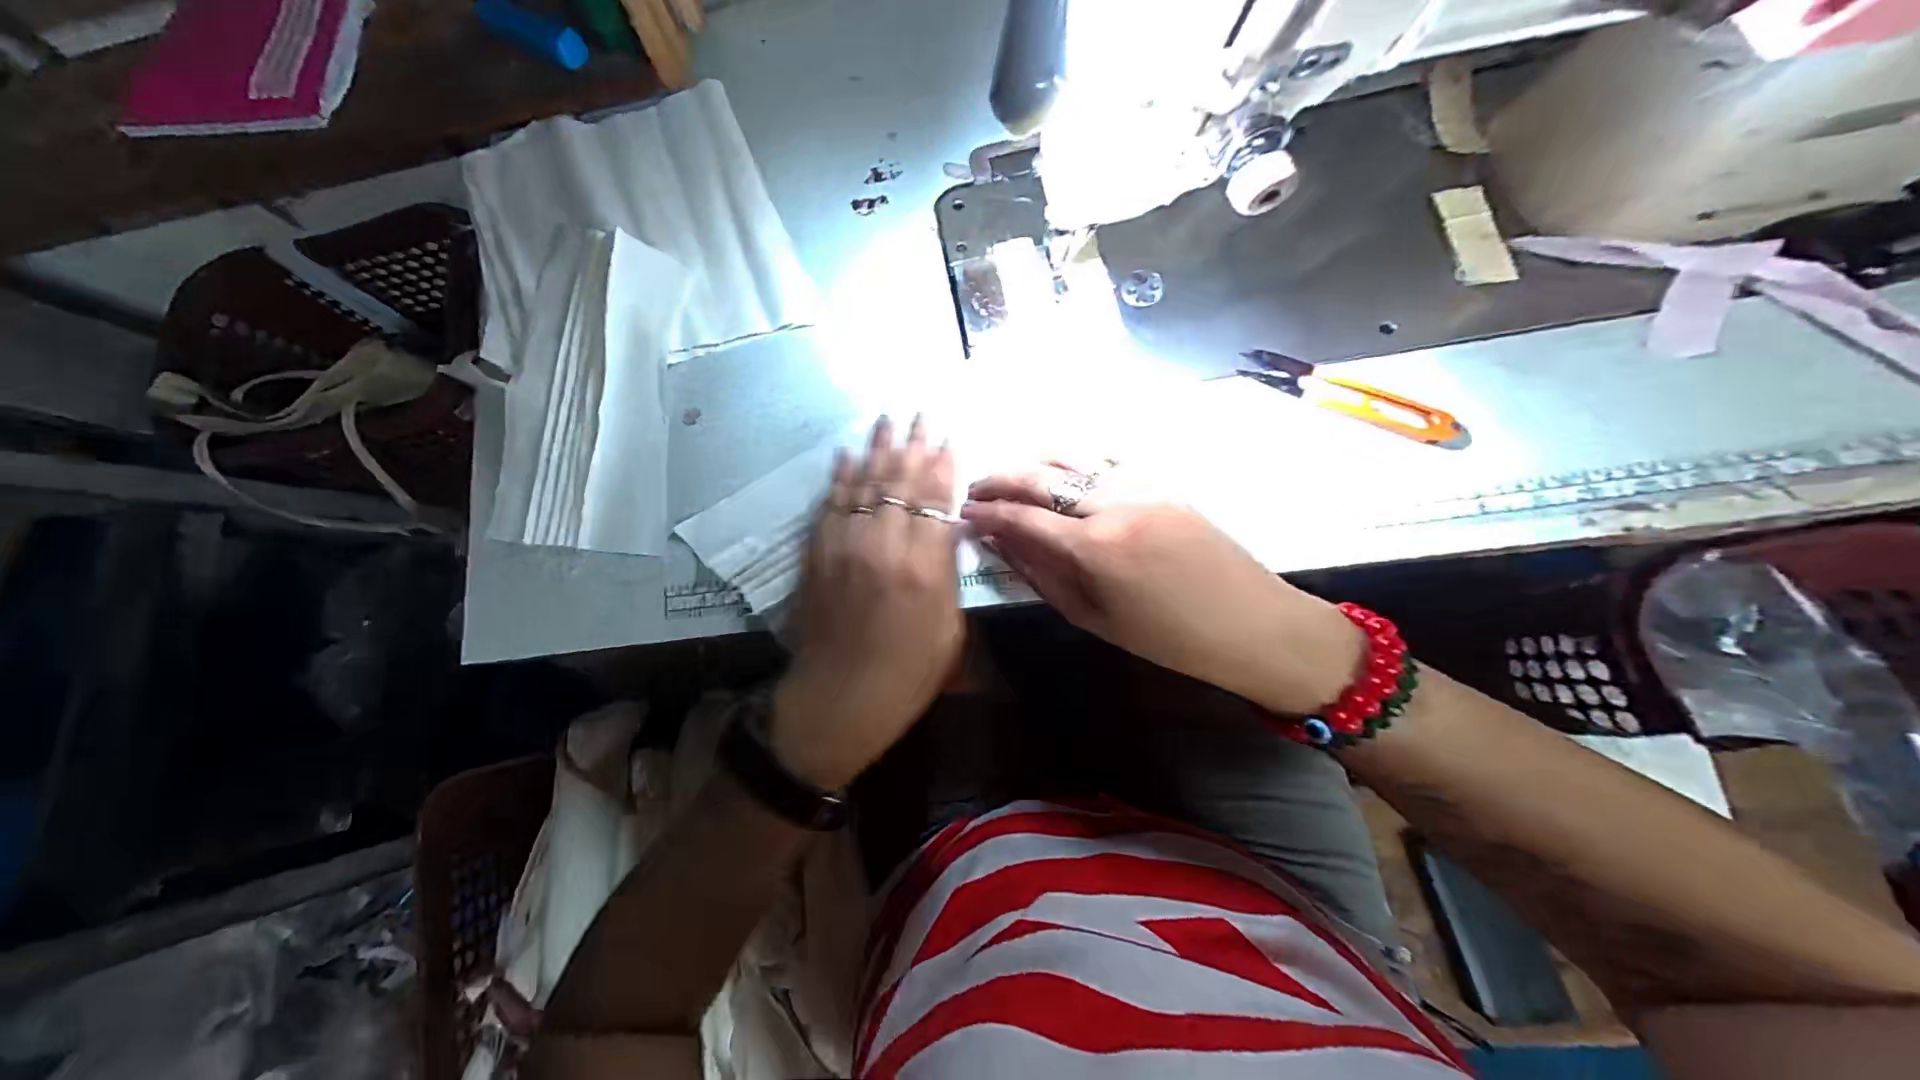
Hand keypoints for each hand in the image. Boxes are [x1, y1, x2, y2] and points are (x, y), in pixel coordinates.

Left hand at [771, 417, 963, 789]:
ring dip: (875, 450)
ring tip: (884, 420)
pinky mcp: (817, 556)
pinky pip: (829, 507)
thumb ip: (947, 573)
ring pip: (863, 486)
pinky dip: (838, 479)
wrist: (839, 701)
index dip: (941, 466)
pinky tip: (845, 457)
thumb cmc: (908, 675)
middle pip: (899, 482)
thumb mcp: (948, 629)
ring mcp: (844, 547)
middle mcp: (883, 546)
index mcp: (923, 567)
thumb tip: (948, 529)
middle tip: (918, 414)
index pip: (934, 499)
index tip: (947, 438)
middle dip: (911, 446)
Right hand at [961, 463, 1360, 714]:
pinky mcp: (1163, 481)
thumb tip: (1002, 545)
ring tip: (1011, 476)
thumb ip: (1043, 576)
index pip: (1023, 518)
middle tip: (975, 489)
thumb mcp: (1095, 617)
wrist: (1251, 623)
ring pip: (1073, 457)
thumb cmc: (1169, 638)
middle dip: (1001, 480)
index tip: (964, 514)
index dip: (988, 514)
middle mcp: (1114, 504)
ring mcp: (1142, 485)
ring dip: (1034, 462)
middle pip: (1041, 477)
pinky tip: (1061, 471)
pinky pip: (1107, 459)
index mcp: (1095, 547)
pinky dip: (1075, 460)